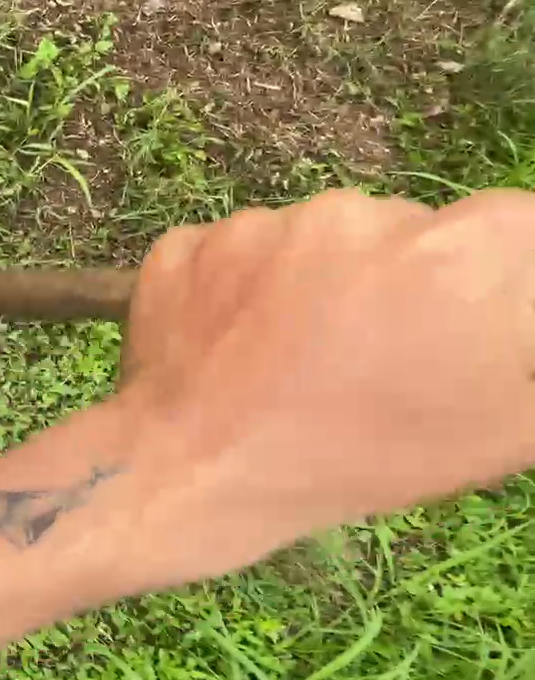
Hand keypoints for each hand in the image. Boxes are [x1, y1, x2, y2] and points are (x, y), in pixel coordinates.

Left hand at [115, 188, 534, 583]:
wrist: (200, 462)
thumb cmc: (364, 452)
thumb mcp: (515, 416)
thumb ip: (526, 336)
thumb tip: (505, 306)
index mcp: (461, 249)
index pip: (506, 226)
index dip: (482, 275)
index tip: (451, 315)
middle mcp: (351, 217)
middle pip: (393, 227)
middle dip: (386, 274)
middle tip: (357, 342)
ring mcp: (250, 228)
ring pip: (301, 238)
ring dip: (302, 276)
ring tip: (283, 346)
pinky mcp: (180, 246)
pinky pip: (223, 252)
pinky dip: (227, 284)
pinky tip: (226, 335)